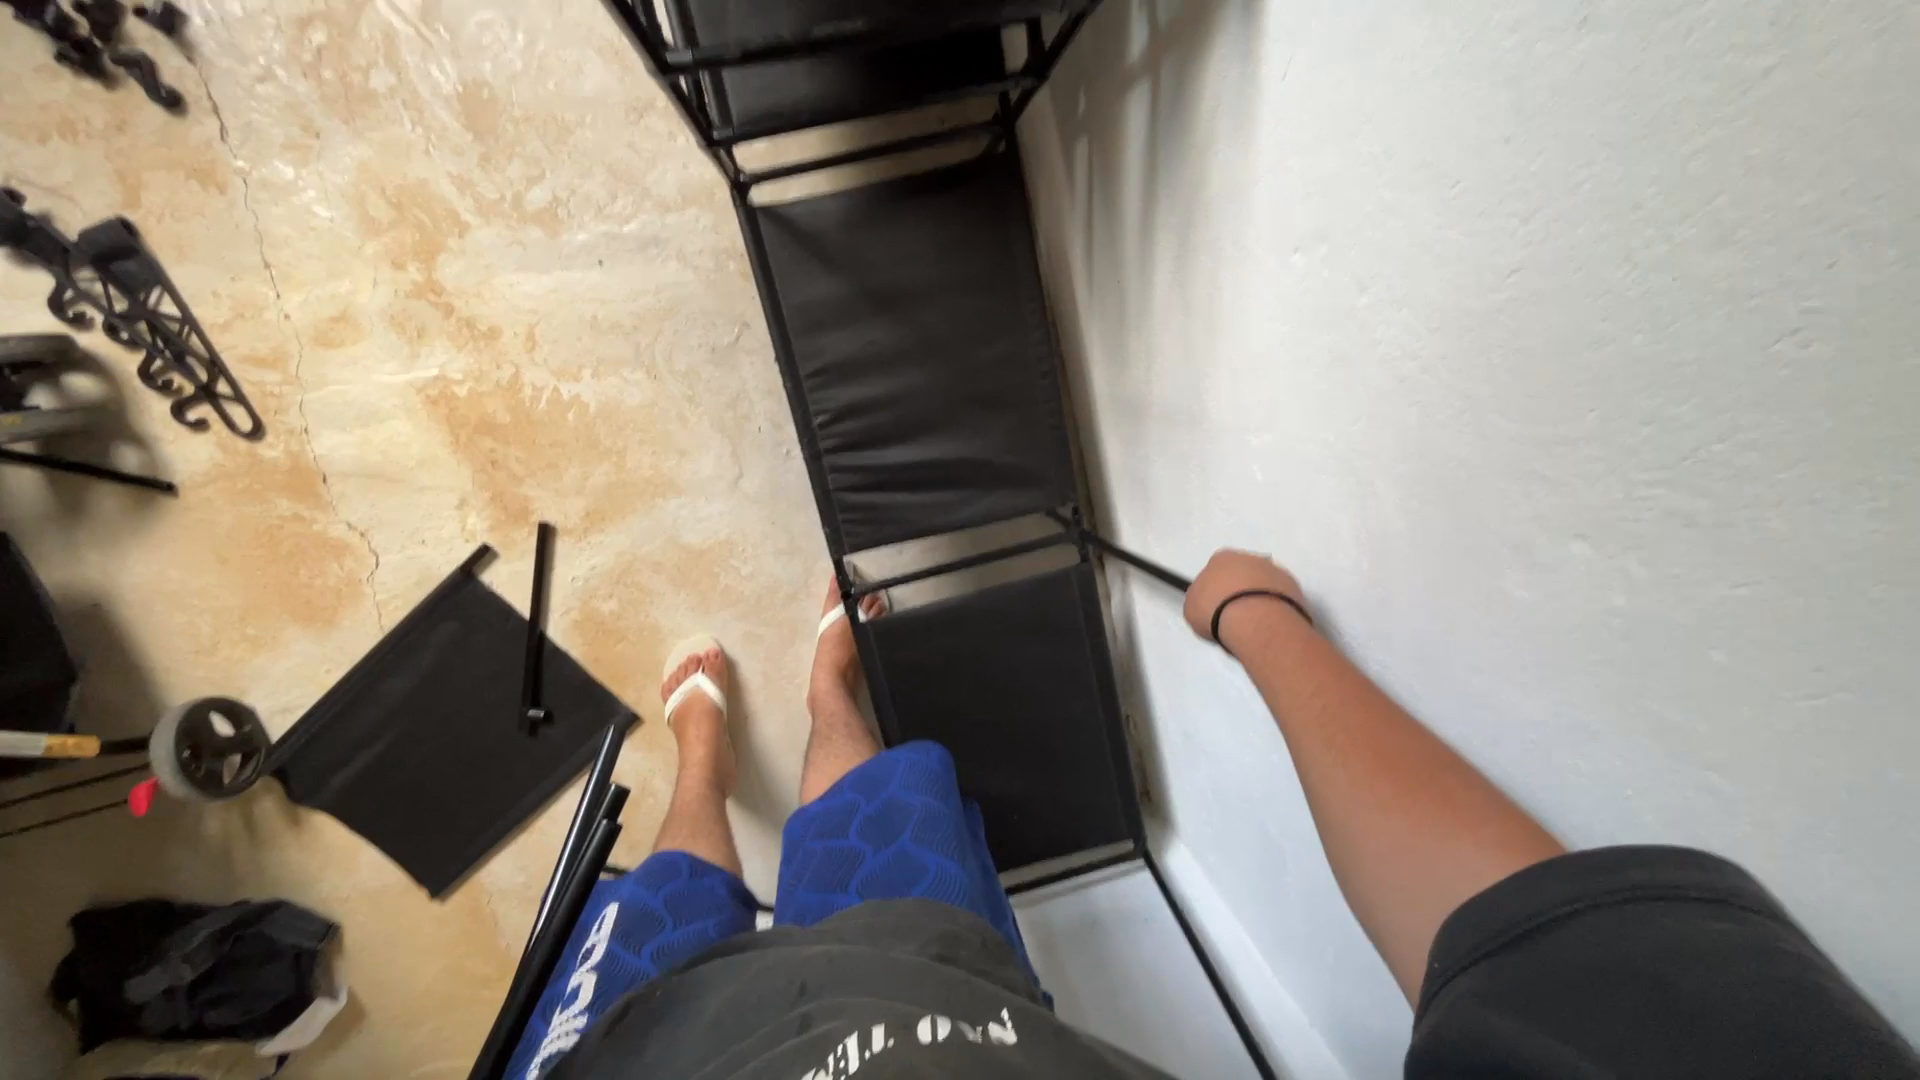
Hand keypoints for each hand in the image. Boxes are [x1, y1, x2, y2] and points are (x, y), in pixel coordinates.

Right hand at [1182, 549, 1308, 649]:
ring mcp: (1275, 570)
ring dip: (1260, 596)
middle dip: (1241, 588)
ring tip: (1255, 621)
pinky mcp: (1294, 586)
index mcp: (1221, 558)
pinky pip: (1281, 595)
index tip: (1216, 604)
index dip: (1216, 586)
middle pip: (1244, 571)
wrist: (1254, 620)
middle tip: (1236, 612)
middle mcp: (1249, 557)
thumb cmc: (1216, 610)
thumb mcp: (1192, 607)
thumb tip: (1210, 600)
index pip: (1217, 568)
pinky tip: (1270, 622)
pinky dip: (1276, 606)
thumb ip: (1200, 597)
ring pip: (1264, 582)